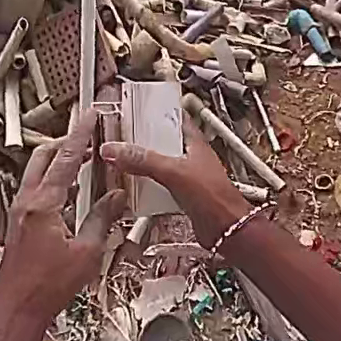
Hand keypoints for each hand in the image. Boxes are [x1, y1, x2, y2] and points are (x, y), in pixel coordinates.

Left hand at [0, 106, 126, 329]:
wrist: (16, 311)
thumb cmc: (49, 286)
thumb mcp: (87, 252)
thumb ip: (102, 219)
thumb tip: (117, 197)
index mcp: (43, 204)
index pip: (65, 158)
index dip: (81, 134)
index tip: (91, 115)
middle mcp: (26, 203)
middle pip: (43, 157)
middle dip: (65, 143)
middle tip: (86, 136)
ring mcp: (18, 214)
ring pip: (36, 173)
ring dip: (58, 163)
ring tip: (83, 162)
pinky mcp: (18, 225)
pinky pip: (35, 191)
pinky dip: (53, 182)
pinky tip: (70, 195)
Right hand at [101, 124, 252, 249]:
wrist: (225, 229)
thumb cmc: (214, 196)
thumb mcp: (173, 172)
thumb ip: (143, 160)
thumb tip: (115, 150)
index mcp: (195, 144)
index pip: (176, 119)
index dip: (159, 113)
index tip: (139, 110)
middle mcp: (192, 158)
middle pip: (165, 143)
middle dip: (145, 141)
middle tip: (125, 139)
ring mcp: (189, 177)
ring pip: (162, 165)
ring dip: (146, 165)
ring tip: (126, 162)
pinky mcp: (184, 196)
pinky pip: (162, 187)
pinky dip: (149, 187)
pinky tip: (138, 190)